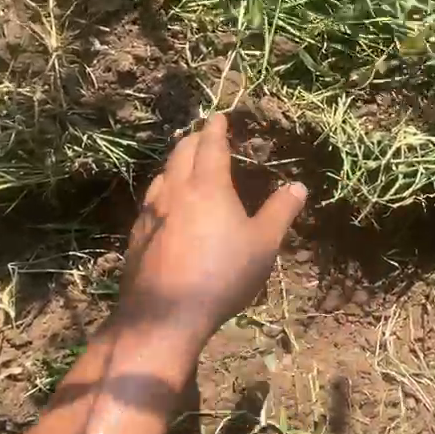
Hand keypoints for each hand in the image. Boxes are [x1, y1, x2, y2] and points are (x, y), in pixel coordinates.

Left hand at [117, 114, 307, 347]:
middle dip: (194, 139)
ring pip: (162, 175)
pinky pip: (151, 200)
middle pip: (181, 153)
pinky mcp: (136, 236)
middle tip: (204, 135)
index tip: (218, 117)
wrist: (164, 316)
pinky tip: (165, 205)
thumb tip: (298, 186)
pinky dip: (163, 189)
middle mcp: (176, 192)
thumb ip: (280, 211)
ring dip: (175, 162)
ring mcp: (151, 214)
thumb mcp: (263, 243)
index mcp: (208, 186)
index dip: (216, 129)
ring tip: (184, 163)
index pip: (211, 146)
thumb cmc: (222, 274)